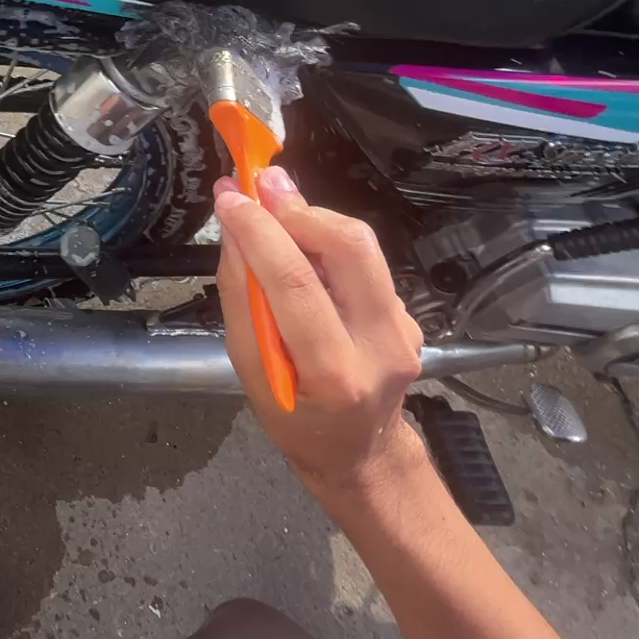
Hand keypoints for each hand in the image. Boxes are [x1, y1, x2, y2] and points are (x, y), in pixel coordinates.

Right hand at [213, 167, 425, 500]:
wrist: (359, 452)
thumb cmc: (291, 417)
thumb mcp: (246, 367)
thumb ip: (241, 298)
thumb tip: (234, 231)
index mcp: (334, 370)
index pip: (296, 282)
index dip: (259, 230)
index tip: (229, 195)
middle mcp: (383, 343)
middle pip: (350, 248)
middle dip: (299, 208)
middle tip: (259, 186)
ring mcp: (405, 327)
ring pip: (362, 246)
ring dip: (311, 217)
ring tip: (271, 210)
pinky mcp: (409, 314)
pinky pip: (364, 261)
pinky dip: (324, 241)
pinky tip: (298, 247)